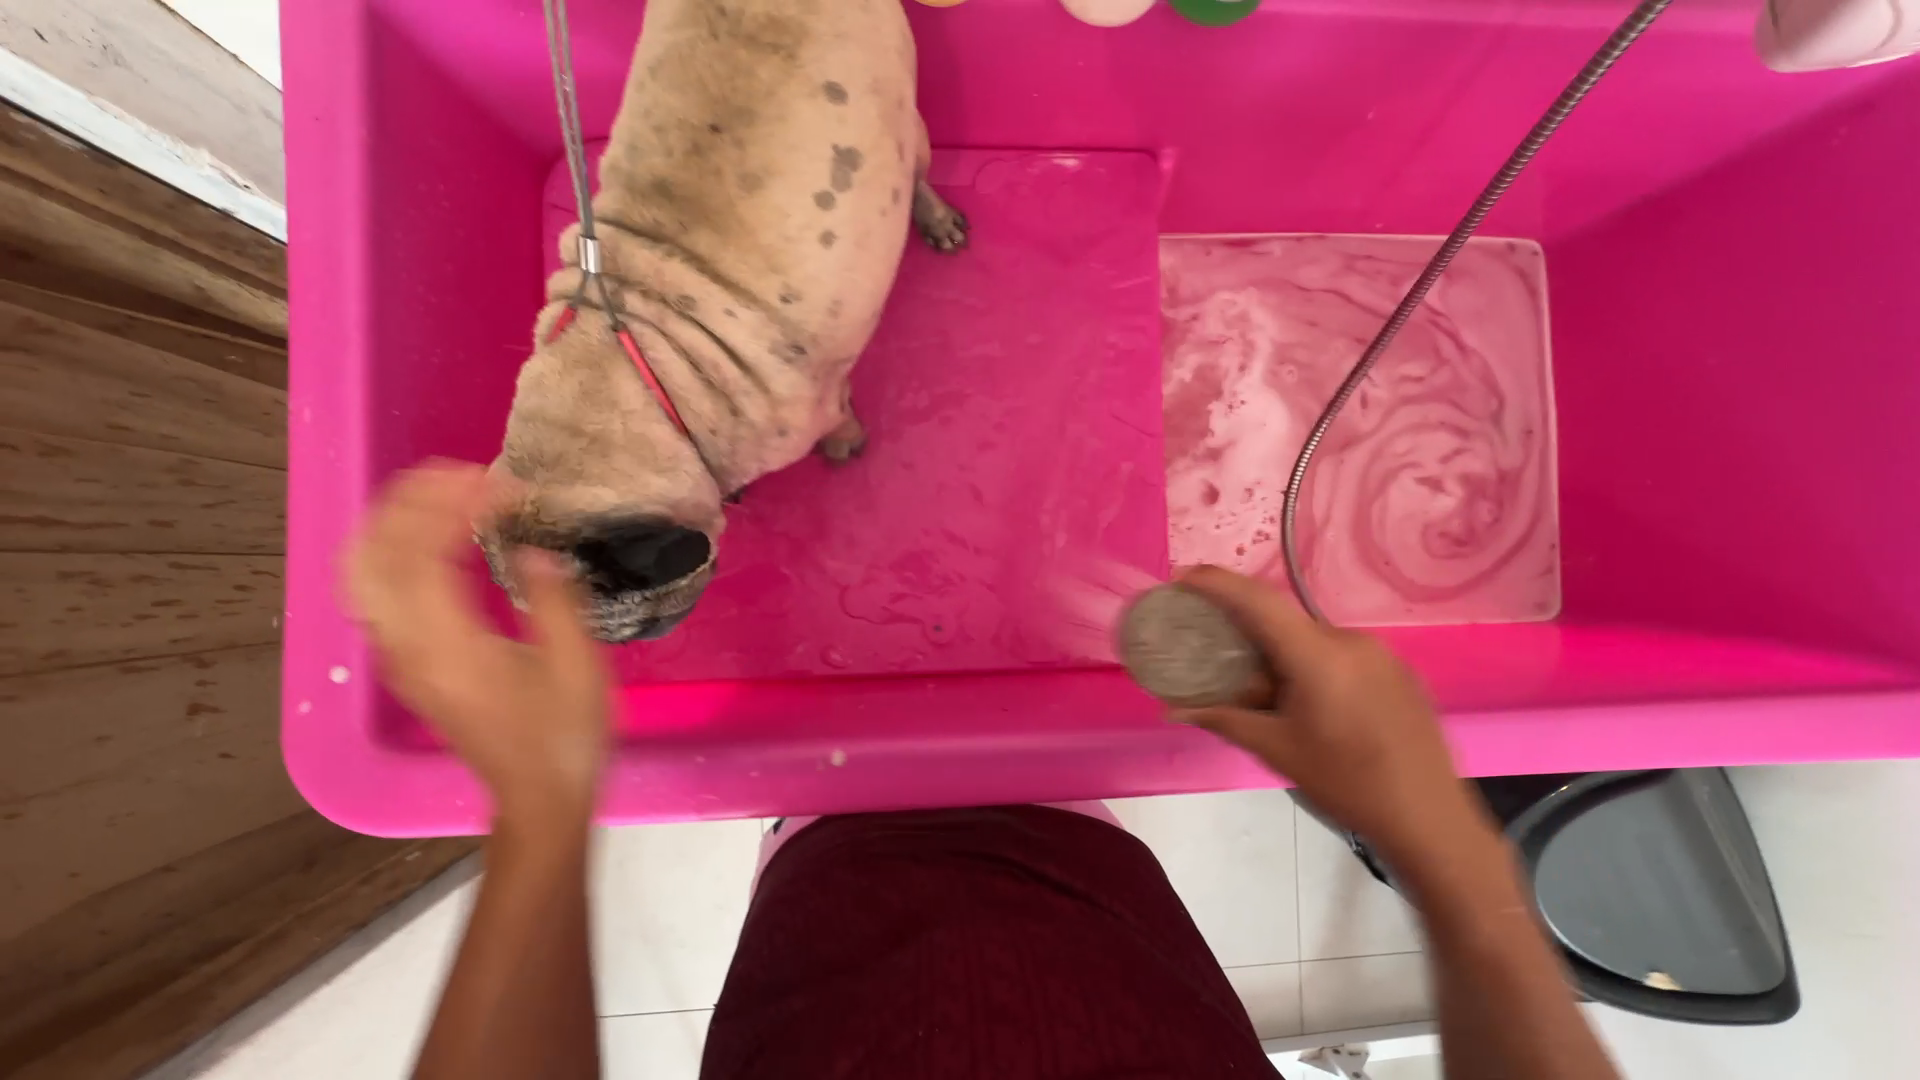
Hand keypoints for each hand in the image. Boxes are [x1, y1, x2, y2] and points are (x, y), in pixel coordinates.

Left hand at [341, 461, 611, 823]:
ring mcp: (399, 656)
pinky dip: (393, 550)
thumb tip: (532, 548)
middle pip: (375, 555)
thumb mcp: (577, 664)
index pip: (424, 554)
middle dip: (411, 501)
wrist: (538, 795)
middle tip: (464, 474)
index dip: (454, 507)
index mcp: (450, 645)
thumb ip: (554, 599)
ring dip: (395, 522)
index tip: (502, 484)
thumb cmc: (565, 732)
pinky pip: (376, 592)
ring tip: (442, 494)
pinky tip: (429, 539)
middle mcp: (407, 646)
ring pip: (363, 572)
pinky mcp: (407, 663)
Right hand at [1174, 566, 1490, 861]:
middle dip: (1244, 626)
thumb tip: (1173, 709)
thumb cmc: (1346, 784)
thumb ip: (1223, 719)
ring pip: (1310, 638)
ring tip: (1259, 686)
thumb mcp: (1276, 750)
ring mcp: (1379, 654)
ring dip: (1278, 651)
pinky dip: (1309, 663)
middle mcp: (1350, 641)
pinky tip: (1303, 699)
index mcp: (1319, 656)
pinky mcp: (1396, 670)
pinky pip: (1338, 653)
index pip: (1259, 601)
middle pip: (1283, 619)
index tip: (1182, 579)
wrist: (1431, 820)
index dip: (1217, 583)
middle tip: (1213, 646)